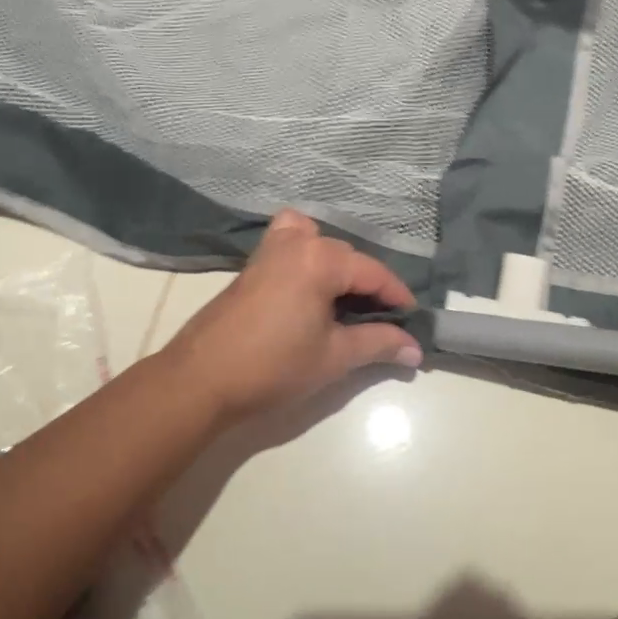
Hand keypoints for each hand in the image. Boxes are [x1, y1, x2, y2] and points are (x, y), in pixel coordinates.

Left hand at [161, 210, 421, 420]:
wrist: (201, 379)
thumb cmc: (273, 367)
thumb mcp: (334, 357)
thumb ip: (378, 344)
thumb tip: (415, 348)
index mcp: (322, 259)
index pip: (374, 272)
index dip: (397, 297)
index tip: (413, 321)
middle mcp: (299, 242)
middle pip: (349, 257)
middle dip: (370, 286)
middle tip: (382, 322)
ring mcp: (272, 248)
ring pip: (321, 244)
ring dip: (339, 267)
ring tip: (346, 304)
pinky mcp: (254, 262)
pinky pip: (291, 239)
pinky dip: (306, 248)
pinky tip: (309, 281)